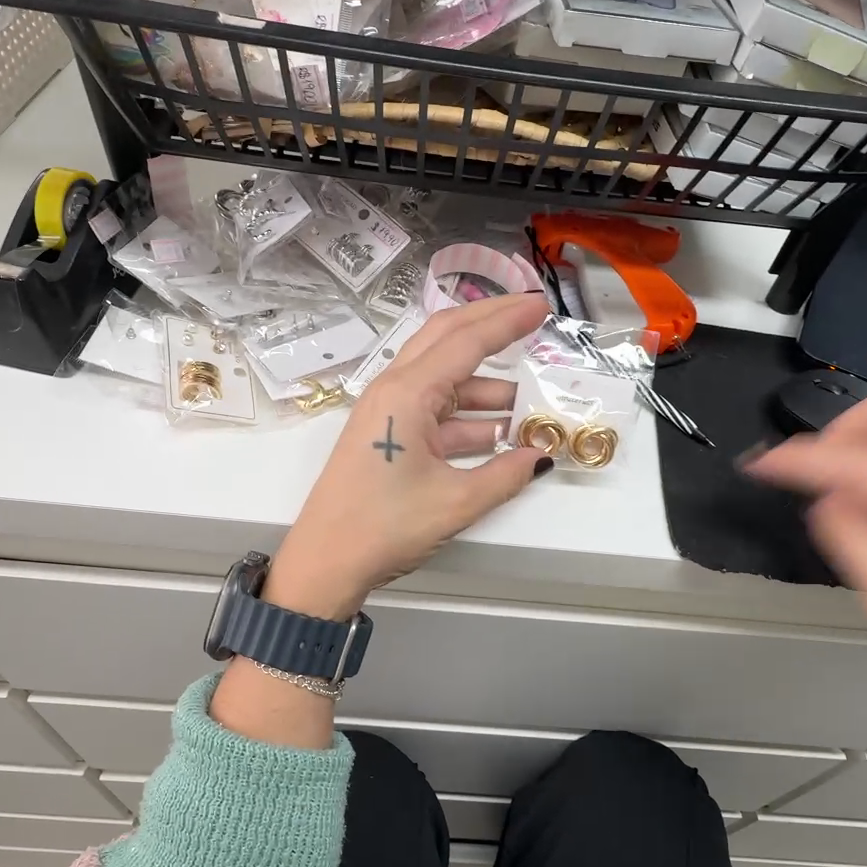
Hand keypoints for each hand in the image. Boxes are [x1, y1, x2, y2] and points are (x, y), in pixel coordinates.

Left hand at [263, 294, 554, 621]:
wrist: (326, 562)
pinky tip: (498, 433)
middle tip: (532, 315)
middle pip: (447, 339)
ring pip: (444, 379)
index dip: (506, 320)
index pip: (466, 341)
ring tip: (529, 403)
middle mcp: (394, 390)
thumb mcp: (455, 502)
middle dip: (490, 323)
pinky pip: (435, 410)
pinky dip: (468, 415)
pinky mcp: (387, 434)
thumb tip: (540, 457)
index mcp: (407, 393)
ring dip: (486, 385)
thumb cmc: (384, 528)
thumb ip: (505, 475)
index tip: (541, 305)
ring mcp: (388, 412)